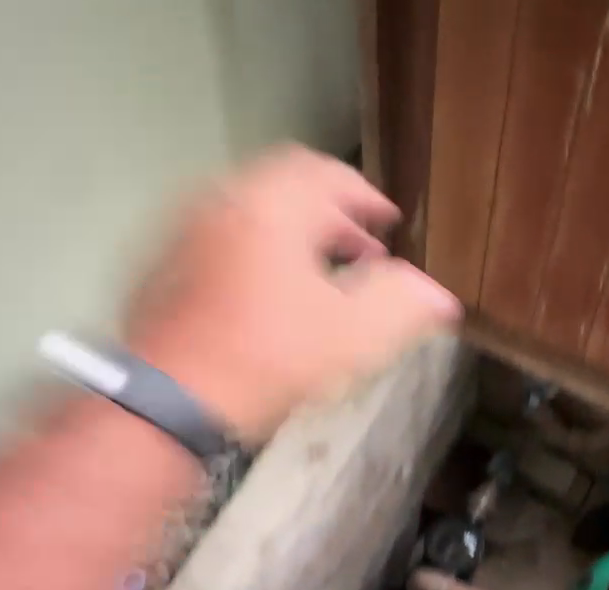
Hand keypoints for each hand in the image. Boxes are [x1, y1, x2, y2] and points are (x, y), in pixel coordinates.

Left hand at [125, 145, 461, 441]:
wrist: (174, 397)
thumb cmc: (271, 357)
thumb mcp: (354, 334)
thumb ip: (403, 305)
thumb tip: (440, 297)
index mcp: (272, 207)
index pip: (326, 173)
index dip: (366, 195)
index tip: (390, 222)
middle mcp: (225, 202)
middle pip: (288, 188)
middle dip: (335, 216)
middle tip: (367, 250)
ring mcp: (189, 231)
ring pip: (256, 213)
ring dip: (300, 234)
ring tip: (329, 275)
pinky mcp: (168, 264)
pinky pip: (229, 238)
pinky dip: (264, 251)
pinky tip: (280, 296)